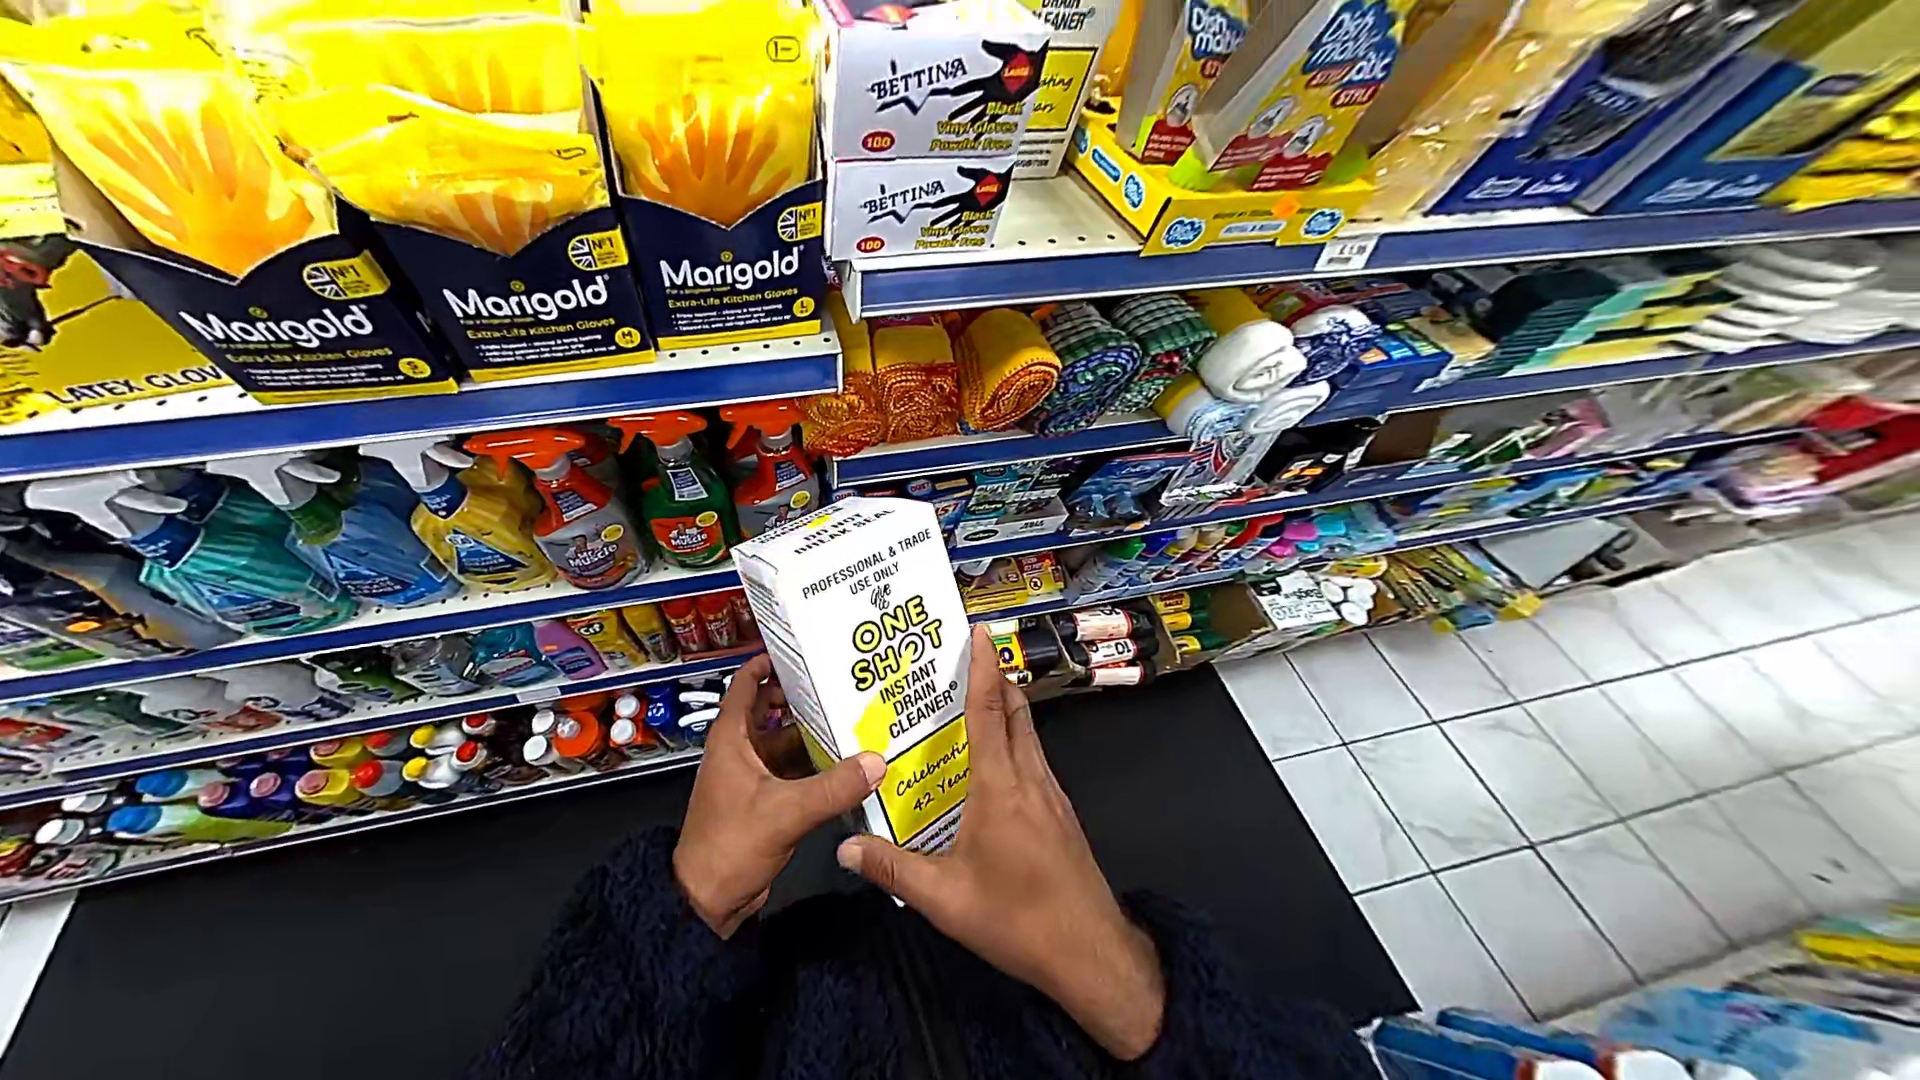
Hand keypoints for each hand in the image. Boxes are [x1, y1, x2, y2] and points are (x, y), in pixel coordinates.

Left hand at [674, 654, 884, 938]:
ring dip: (818, 731)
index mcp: (733, 738)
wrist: (706, 902)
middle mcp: (744, 749)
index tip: (806, 648)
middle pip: (776, 709)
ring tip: (859, 715)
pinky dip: (821, 763)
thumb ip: (833, 787)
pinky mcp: (770, 799)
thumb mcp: (784, 811)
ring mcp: (757, 775)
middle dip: (808, 695)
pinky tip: (852, 760)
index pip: (747, 683)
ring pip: (791, 741)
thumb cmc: (731, 844)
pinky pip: (799, 769)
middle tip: (848, 681)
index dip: (771, 661)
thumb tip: (879, 760)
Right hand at [836, 626, 1165, 1059]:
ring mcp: (1051, 792)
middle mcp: (1030, 777)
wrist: (1089, 950)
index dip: (984, 669)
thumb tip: (845, 848)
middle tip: (967, 660)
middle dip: (996, 678)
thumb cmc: (1016, 918)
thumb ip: (893, 868)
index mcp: (1000, 786)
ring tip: (976, 701)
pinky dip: (1016, 740)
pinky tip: (996, 761)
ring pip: (1030, 732)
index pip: (990, 712)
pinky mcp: (1060, 810)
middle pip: (1016, 711)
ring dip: (1008, 707)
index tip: (979, 633)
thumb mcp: (945, 898)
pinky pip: (1035, 757)